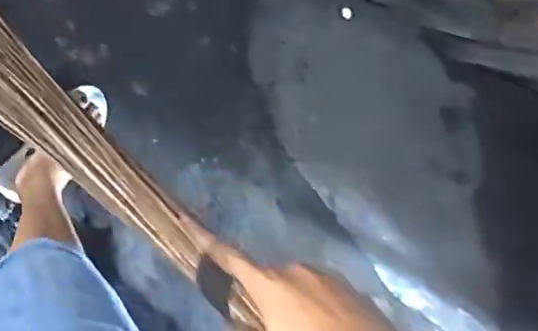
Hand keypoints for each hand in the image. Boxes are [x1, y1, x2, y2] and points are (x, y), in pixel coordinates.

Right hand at [200, 239, 394, 330]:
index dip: (203, 238)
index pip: (228, 256)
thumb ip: (251, 325)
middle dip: (269, 301)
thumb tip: (237, 319)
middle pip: (269, 280)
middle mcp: (295, 270)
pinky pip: (327, 295)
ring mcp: (328, 276)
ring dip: (299, 308)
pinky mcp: (355, 289)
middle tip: (277, 327)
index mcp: (271, 286)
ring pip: (300, 288)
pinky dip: (323, 312)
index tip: (183, 217)